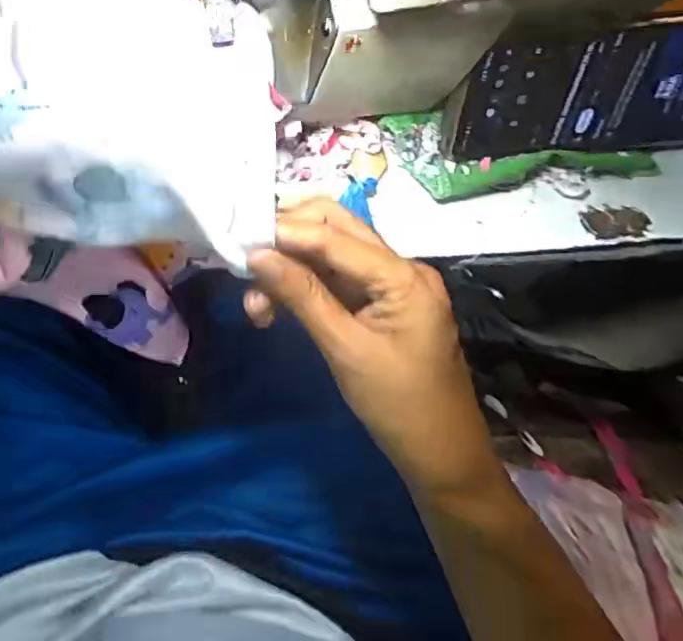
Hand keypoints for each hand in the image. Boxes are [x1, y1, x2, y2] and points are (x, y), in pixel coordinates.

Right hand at [247, 199, 500, 498]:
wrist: (444, 458)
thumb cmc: (400, 407)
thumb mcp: (344, 349)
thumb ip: (300, 295)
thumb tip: (256, 254)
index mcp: (402, 276)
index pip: (332, 236)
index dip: (283, 232)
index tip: (238, 238)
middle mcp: (398, 267)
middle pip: (332, 225)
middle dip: (285, 237)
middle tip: (246, 258)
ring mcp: (388, 283)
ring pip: (326, 250)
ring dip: (288, 264)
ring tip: (255, 299)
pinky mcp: (376, 300)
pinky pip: (331, 275)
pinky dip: (299, 283)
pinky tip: (272, 307)